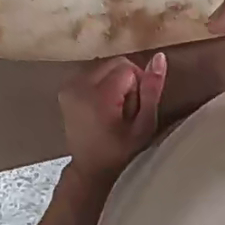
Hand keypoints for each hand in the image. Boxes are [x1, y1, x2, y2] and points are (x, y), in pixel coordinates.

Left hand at [57, 53, 168, 180]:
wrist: (90, 168)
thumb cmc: (121, 151)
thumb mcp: (144, 124)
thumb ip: (152, 90)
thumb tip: (159, 56)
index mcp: (98, 97)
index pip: (127, 68)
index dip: (138, 85)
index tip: (135, 108)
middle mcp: (79, 86)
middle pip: (115, 62)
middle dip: (126, 79)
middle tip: (126, 108)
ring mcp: (68, 87)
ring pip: (104, 65)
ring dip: (114, 80)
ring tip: (114, 108)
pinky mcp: (65, 89)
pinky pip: (92, 73)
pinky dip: (102, 83)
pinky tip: (103, 106)